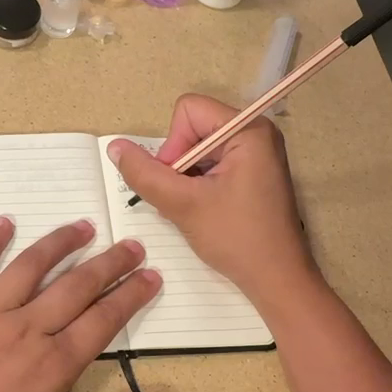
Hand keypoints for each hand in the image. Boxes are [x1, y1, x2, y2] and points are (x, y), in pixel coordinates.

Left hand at [0, 217, 168, 391]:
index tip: (152, 276)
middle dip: (108, 263)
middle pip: (74, 286)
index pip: (103, 320)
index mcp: (50, 366)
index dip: (131, 296)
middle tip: (132, 245)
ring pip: (28, 269)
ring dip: (59, 243)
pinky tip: (5, 223)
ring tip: (82, 226)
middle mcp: (21, 331)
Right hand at [109, 93, 315, 299]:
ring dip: (185, 178)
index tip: (178, 182)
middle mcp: (256, 133)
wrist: (277, 279)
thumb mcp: (182, 205)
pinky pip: (212, 164)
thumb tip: (115, 147)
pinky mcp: (253, 173)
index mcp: (248, 130)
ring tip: (194, 209)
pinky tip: (202, 211)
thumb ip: (144, 174)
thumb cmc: (236, 238)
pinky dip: (197, 185)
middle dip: (178, 163)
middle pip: (193, 129)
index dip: (173, 144)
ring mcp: (257, 154)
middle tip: (183, 198)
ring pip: (198, 150)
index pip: (188, 111)